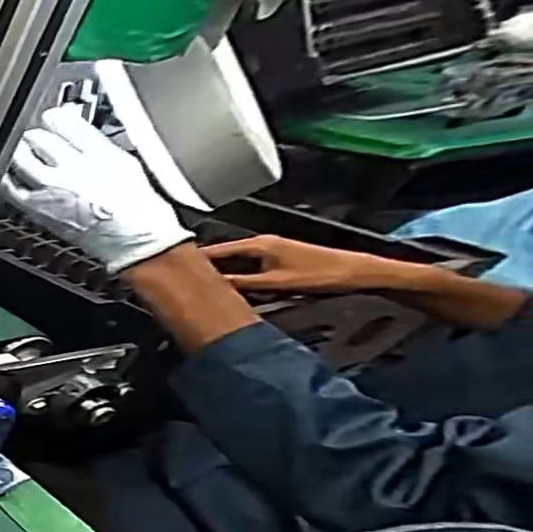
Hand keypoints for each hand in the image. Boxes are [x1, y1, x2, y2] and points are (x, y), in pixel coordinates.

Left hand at [0, 106, 193, 272]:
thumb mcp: (124, 161)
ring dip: (17, 151)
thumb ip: (96, 145)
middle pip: (41, 140)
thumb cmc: (134, 204)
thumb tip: (76, 133)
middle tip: (30, 135)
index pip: (69, 124)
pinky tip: (6, 174)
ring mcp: (52, 187)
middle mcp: (74, 166)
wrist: (131, 236)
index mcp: (101, 151)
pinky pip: (11, 188)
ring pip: (23, 160)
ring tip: (18, 150)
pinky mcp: (37, 207)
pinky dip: (6, 177)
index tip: (51, 116)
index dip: (56, 117)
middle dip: (33, 135)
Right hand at [200, 235, 405, 294]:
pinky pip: (244, 266)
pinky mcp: (275, 259)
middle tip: (181, 283)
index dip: (191, 260)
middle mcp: (261, 244)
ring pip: (232, 262)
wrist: (362, 274)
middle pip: (220, 256)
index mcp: (258, 244)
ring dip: (219, 274)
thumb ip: (239, 283)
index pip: (213, 250)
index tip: (170, 269)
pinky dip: (233, 276)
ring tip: (201, 287)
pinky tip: (229, 287)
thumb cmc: (323, 275)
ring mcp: (269, 251)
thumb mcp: (276, 283)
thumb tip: (208, 285)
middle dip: (202, 268)